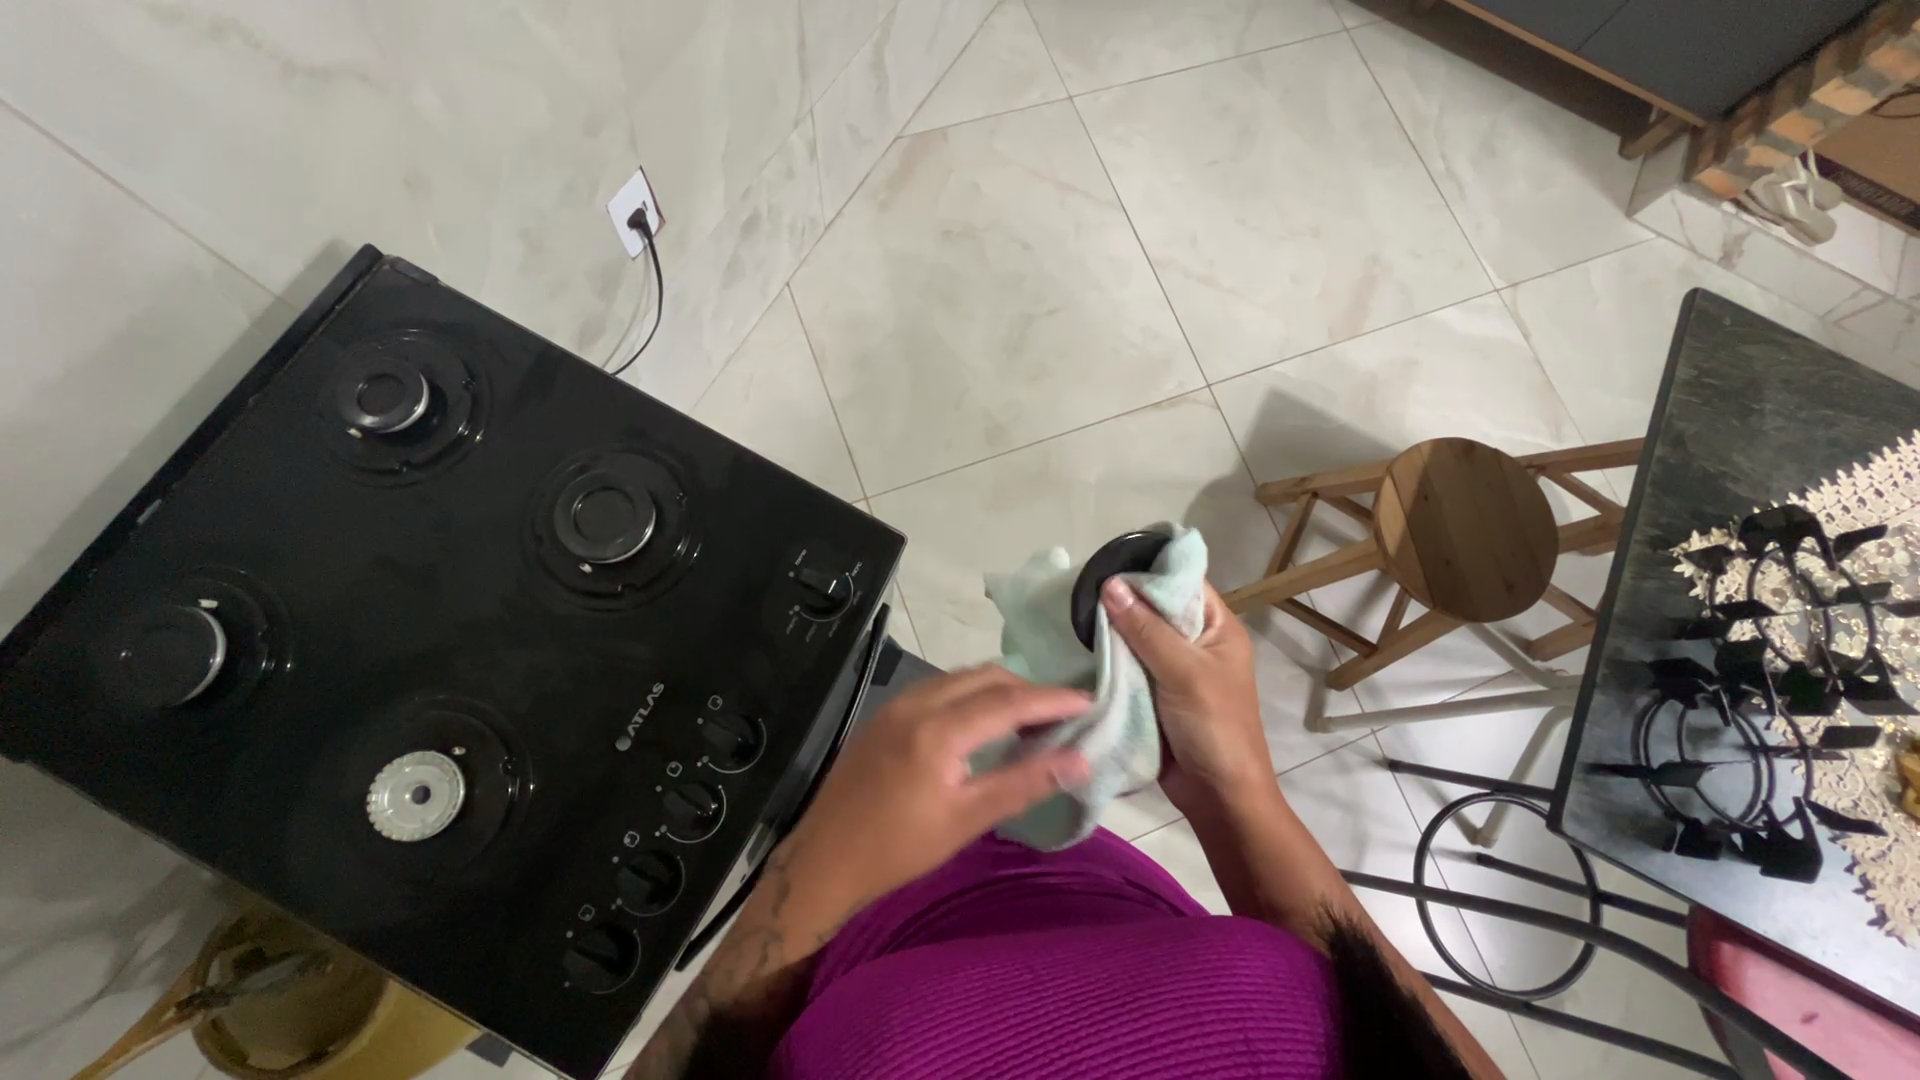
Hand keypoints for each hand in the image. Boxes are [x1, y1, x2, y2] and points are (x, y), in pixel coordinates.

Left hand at [778, 666, 1091, 915]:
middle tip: (1064, 713)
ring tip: (1031, 717)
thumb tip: (1081, 760)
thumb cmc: (897, 849)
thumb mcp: (967, 819)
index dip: (1053, 699)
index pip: (1009, 700)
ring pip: (961, 678)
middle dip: (1029, 689)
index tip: (1091, 701)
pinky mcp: (885, 714)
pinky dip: (971, 695)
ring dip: (1000, 689)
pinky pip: (939, 688)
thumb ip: (1025, 783)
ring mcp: (896, 704)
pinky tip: (984, 721)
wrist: (823, 859)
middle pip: (986, 677)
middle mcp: (916, 703)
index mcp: (937, 729)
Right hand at [1101, 577, 1276, 818]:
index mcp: (1218, 628)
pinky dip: (1109, 659)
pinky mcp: (1152, 693)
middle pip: (1156, 609)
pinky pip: (1128, 666)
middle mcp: (1196, 642)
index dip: (1150, 571)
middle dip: (1123, 601)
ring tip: (1072, 617)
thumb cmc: (1214, 728)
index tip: (1107, 564)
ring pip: (1137, 638)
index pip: (1183, 583)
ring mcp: (1173, 669)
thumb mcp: (1184, 673)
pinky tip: (1080, 649)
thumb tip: (1109, 585)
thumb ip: (1146, 629)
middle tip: (1079, 591)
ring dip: (1111, 632)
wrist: (1217, 795)